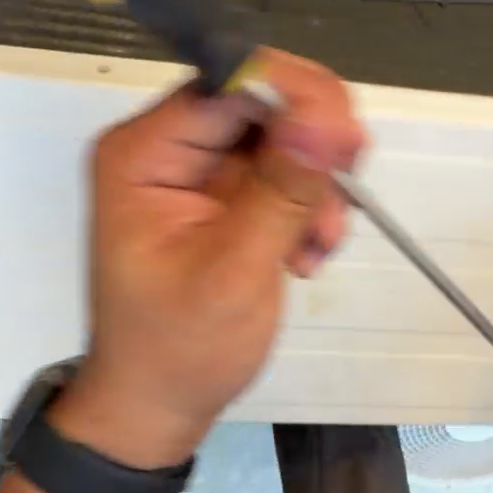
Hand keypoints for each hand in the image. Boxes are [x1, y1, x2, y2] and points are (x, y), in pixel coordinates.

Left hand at [50, 50, 365, 468]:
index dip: (295, 98)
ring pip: (283, 144)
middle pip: (262, 107)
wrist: (160, 406)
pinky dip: (309, 214)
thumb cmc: (180, 350)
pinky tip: (307, 259)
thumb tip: (327, 116)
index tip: (349, 142)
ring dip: (316, 191)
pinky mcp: (228, 205)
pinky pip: (284, 181)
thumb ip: (281, 192)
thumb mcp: (233, 272)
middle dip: (312, 153)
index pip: (228, 85)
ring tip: (317, 250)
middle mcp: (168, 151)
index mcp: (143, 154)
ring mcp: (199, 178)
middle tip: (343, 203)